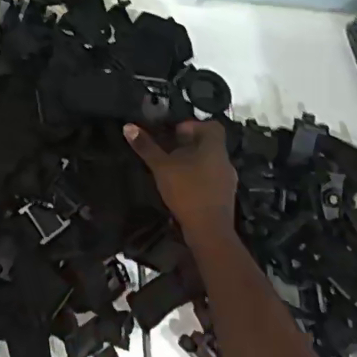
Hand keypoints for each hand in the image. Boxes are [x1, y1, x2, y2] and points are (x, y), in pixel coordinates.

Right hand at [124, 120, 236, 240]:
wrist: (209, 231)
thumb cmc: (188, 191)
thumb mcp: (162, 167)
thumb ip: (146, 147)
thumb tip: (128, 126)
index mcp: (214, 148)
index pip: (212, 126)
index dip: (194, 125)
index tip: (175, 132)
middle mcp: (225, 161)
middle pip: (209, 144)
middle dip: (188, 144)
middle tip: (168, 149)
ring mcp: (227, 181)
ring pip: (210, 162)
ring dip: (193, 162)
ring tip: (172, 168)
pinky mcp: (224, 197)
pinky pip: (211, 178)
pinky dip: (197, 177)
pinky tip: (182, 186)